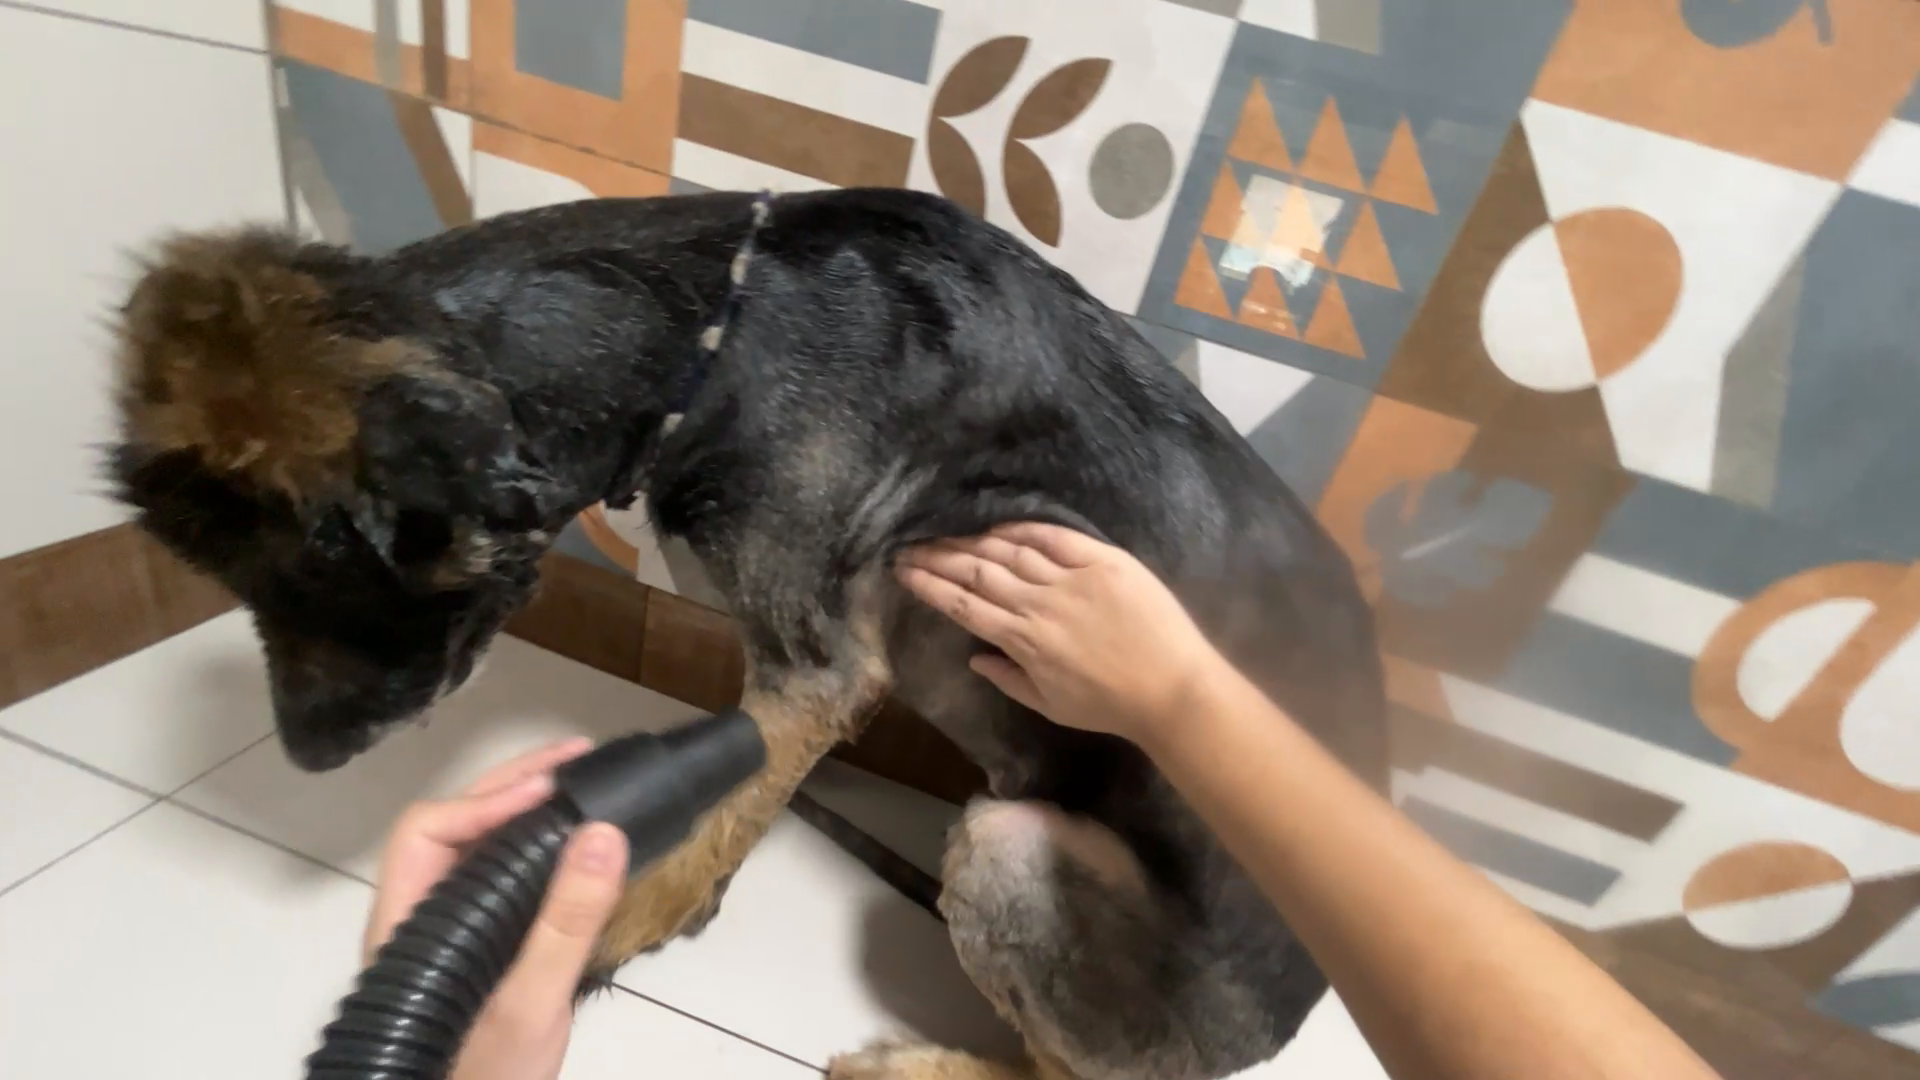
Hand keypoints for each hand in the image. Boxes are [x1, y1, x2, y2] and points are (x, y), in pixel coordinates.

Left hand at [365, 739, 631, 1079]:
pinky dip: (545, 837)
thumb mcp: (531, 1007)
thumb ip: (566, 923)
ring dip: (530, 804)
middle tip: (580, 758)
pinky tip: (582, 835)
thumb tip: (603, 832)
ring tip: (585, 779)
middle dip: (515, 783)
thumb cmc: (486, 1079)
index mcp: (410, 928)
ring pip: (481, 845)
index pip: (428, 833)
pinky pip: (509, 870)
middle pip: (454, 825)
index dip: (487, 802)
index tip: (552, 791)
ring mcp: (457, 929)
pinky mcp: (491, 941)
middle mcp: (425, 917)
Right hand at [894, 522, 1224, 746]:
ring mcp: (1070, 578)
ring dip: (973, 540)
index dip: (930, 585)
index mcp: (1023, 640)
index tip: (904, 570)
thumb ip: (1008, 679)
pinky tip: (1000, 523)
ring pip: (1010, 551)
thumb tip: (974, 656)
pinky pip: (1055, 537)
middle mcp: (1038, 603)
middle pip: (978, 571)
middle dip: (939, 556)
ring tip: (947, 531)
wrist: (1173, 688)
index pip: (964, 605)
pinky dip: (1024, 527)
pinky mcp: (1102, 561)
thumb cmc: (1110, 705)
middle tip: (912, 544)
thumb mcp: (1051, 706)